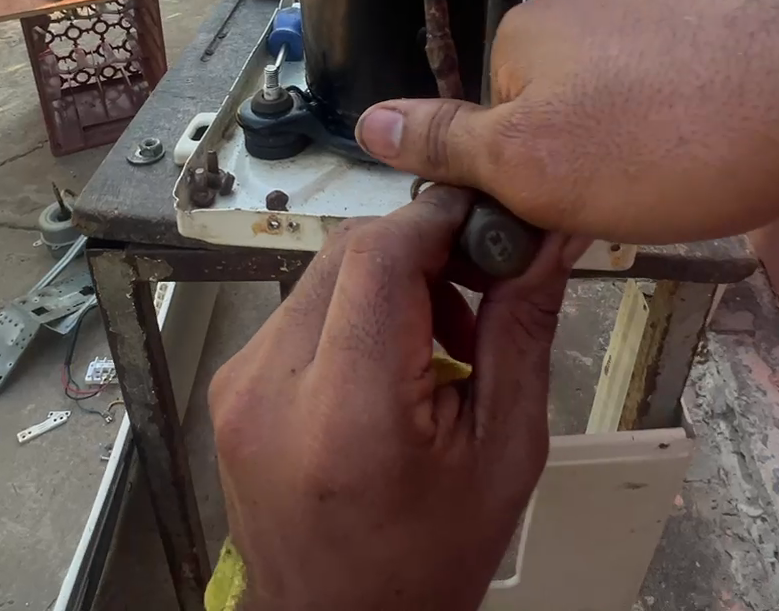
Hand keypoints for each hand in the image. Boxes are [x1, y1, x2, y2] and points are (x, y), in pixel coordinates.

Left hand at [208, 187, 592, 610]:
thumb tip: (546, 240)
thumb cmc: (428, 561)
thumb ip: (521, 329)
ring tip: (442, 332)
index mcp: (347, 412)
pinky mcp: (232, 379)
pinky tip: (391, 353)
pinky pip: (303, 305)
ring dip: (390, 277)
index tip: (482, 217)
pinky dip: (355, 306)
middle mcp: (272, 385)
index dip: (435, 218)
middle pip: (349, 252)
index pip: (378, 257)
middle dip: (421, 246)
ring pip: (326, 270)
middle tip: (477, 276)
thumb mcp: (504, 451)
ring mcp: (240, 379)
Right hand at [353, 0, 778, 243]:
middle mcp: (579, 9)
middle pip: (553, 112)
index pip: (490, 125)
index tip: (568, 215)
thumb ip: (446, 144)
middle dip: (581, 166)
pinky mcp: (715, 18)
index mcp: (522, 35)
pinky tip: (727, 145)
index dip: (521, 182)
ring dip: (637, 151)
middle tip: (635, 201)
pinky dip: (686, 125)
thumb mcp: (534, 164)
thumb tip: (363, 121)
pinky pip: (673, 86)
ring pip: (616, 105)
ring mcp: (651, 8)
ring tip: (690, 176)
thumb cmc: (666, 136)